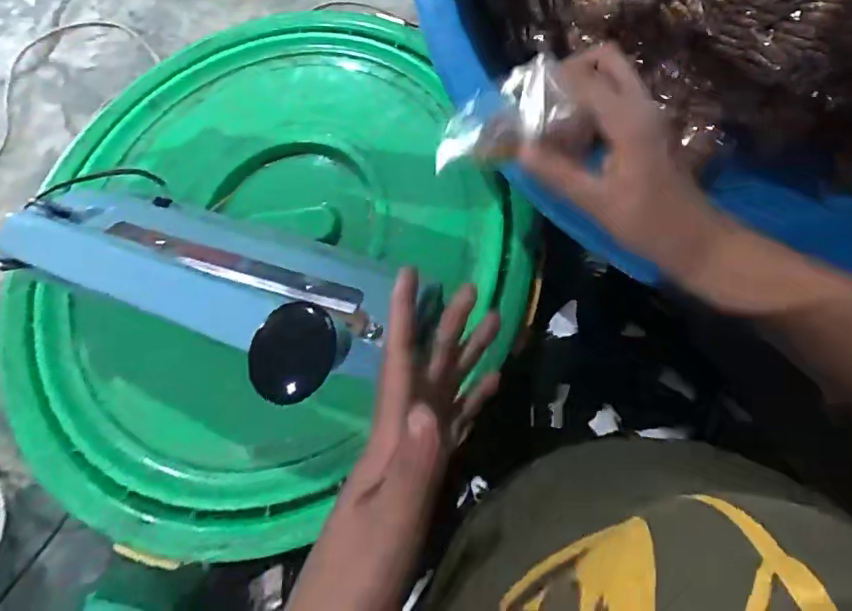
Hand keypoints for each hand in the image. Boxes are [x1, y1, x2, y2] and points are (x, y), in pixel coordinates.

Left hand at [343, 269, 500, 514]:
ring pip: (443, 392)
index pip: (400, 364)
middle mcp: (402, 437)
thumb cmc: (357, 578)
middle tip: (475, 289)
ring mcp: (412, 458)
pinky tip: (488, 387)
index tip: (413, 273)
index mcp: (390, 439)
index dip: (405, 316)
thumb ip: (412, 469)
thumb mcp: (388, 526)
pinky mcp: (423, 479)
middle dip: (448, 327)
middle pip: (428, 370)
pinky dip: (471, 401)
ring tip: (494, 325)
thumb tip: (431, 407)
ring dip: (465, 357)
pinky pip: (452, 426)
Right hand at [517, 44, 732, 278]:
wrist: (699, 240)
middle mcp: (641, 105)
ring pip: (613, 76)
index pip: (582, 79)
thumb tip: (519, 149)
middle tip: (545, 100)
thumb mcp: (597, 203)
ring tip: (555, 123)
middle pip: (605, 58)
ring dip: (583, 86)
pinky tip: (577, 140)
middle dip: (571, 69)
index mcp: (628, 119)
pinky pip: (619, 97)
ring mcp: (650, 114)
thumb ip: (557, 173)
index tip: (522, 104)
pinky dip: (595, 103)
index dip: (549, 85)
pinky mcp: (651, 127)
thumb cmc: (650, 224)